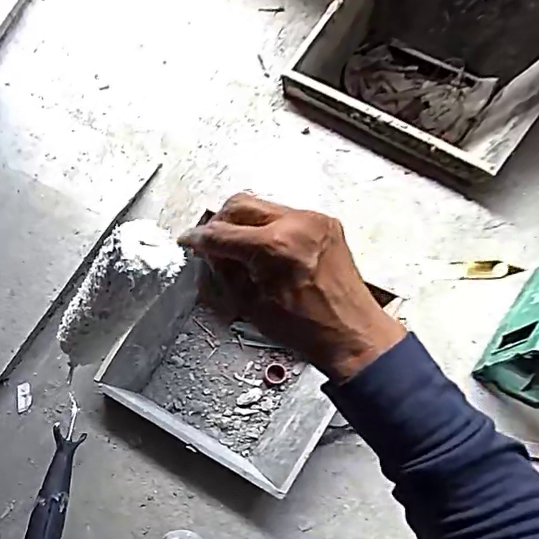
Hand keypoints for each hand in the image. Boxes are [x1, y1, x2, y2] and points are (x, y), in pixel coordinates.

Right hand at [179, 194, 406, 382]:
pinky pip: (284, 216)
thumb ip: (225, 273)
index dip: (198, 239)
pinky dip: (266, 230)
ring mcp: (314, 220)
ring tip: (236, 252)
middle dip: (219, 223)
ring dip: (242, 225)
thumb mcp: (250, 304)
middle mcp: (298, 224)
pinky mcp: (324, 224)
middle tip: (209, 244)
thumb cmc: (308, 329)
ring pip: (262, 207)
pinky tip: (262, 253)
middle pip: (240, 205)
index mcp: (275, 247)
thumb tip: (209, 254)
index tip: (189, 242)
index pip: (221, 232)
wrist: (349, 333)